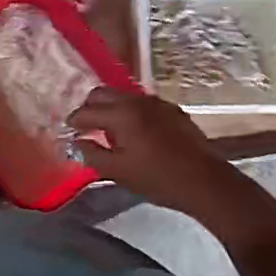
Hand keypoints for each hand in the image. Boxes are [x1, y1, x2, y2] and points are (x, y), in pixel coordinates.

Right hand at [67, 87, 237, 213]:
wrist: (206, 182)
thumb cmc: (158, 178)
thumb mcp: (118, 172)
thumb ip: (92, 154)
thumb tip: (77, 142)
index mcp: (121, 114)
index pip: (86, 111)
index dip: (74, 121)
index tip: (69, 130)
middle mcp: (137, 101)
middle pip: (102, 94)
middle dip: (89, 107)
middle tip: (85, 126)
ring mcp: (157, 103)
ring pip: (123, 96)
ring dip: (110, 108)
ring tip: (108, 130)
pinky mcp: (173, 111)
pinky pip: (142, 104)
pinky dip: (130, 112)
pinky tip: (135, 132)